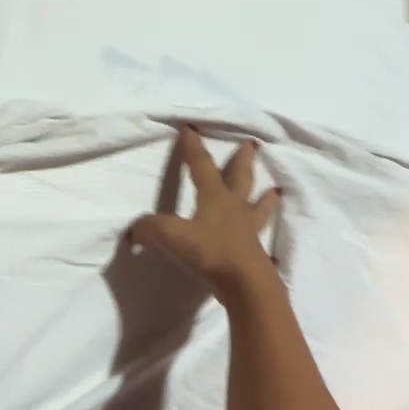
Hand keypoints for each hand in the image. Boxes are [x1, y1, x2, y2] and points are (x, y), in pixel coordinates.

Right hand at [132, 127, 281, 299]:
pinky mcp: (255, 251)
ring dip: (264, 196)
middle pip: (240, 178)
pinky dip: (265, 228)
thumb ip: (151, 229)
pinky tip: (266, 234)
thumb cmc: (209, 252)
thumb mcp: (171, 237)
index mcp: (215, 198)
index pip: (201, 167)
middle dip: (242, 161)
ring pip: (258, 205)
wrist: (243, 280)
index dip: (192, 149)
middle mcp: (235, 208)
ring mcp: (249, 229)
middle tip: (250, 146)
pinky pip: (261, 232)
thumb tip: (135, 230)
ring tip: (273, 190)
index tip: (189, 129)